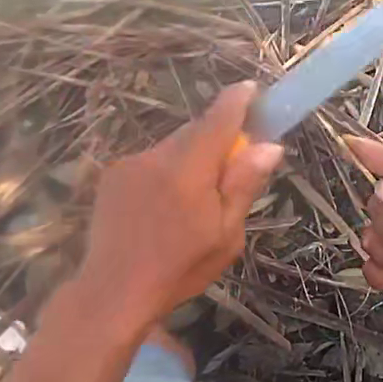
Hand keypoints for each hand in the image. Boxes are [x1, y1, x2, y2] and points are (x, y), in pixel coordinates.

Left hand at [76, 82, 283, 328]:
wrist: (114, 290)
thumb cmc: (179, 269)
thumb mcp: (225, 235)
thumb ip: (243, 185)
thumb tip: (270, 146)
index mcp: (189, 170)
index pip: (219, 119)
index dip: (238, 102)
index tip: (253, 91)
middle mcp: (157, 156)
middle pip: (195, 132)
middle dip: (216, 141)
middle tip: (230, 170)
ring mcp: (130, 164)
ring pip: (172, 148)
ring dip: (189, 160)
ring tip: (192, 201)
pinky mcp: (112, 176)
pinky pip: (150, 162)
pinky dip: (165, 172)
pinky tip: (162, 208)